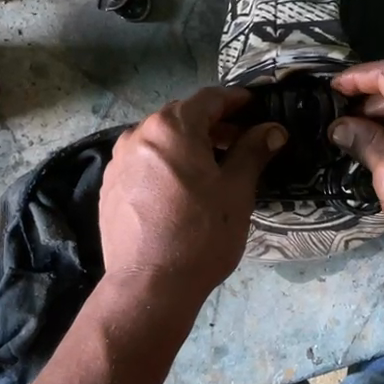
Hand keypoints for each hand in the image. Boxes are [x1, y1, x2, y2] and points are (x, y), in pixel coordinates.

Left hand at [99, 87, 287, 304]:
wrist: (149, 285)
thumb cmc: (201, 233)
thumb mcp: (237, 190)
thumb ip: (253, 151)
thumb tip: (273, 130)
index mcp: (172, 126)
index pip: (210, 99)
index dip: (236, 100)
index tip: (256, 107)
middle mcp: (140, 134)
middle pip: (183, 117)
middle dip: (214, 125)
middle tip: (241, 141)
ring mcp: (119, 160)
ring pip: (161, 140)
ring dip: (188, 145)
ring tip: (213, 168)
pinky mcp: (109, 186)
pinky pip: (144, 162)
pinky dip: (166, 164)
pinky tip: (182, 189)